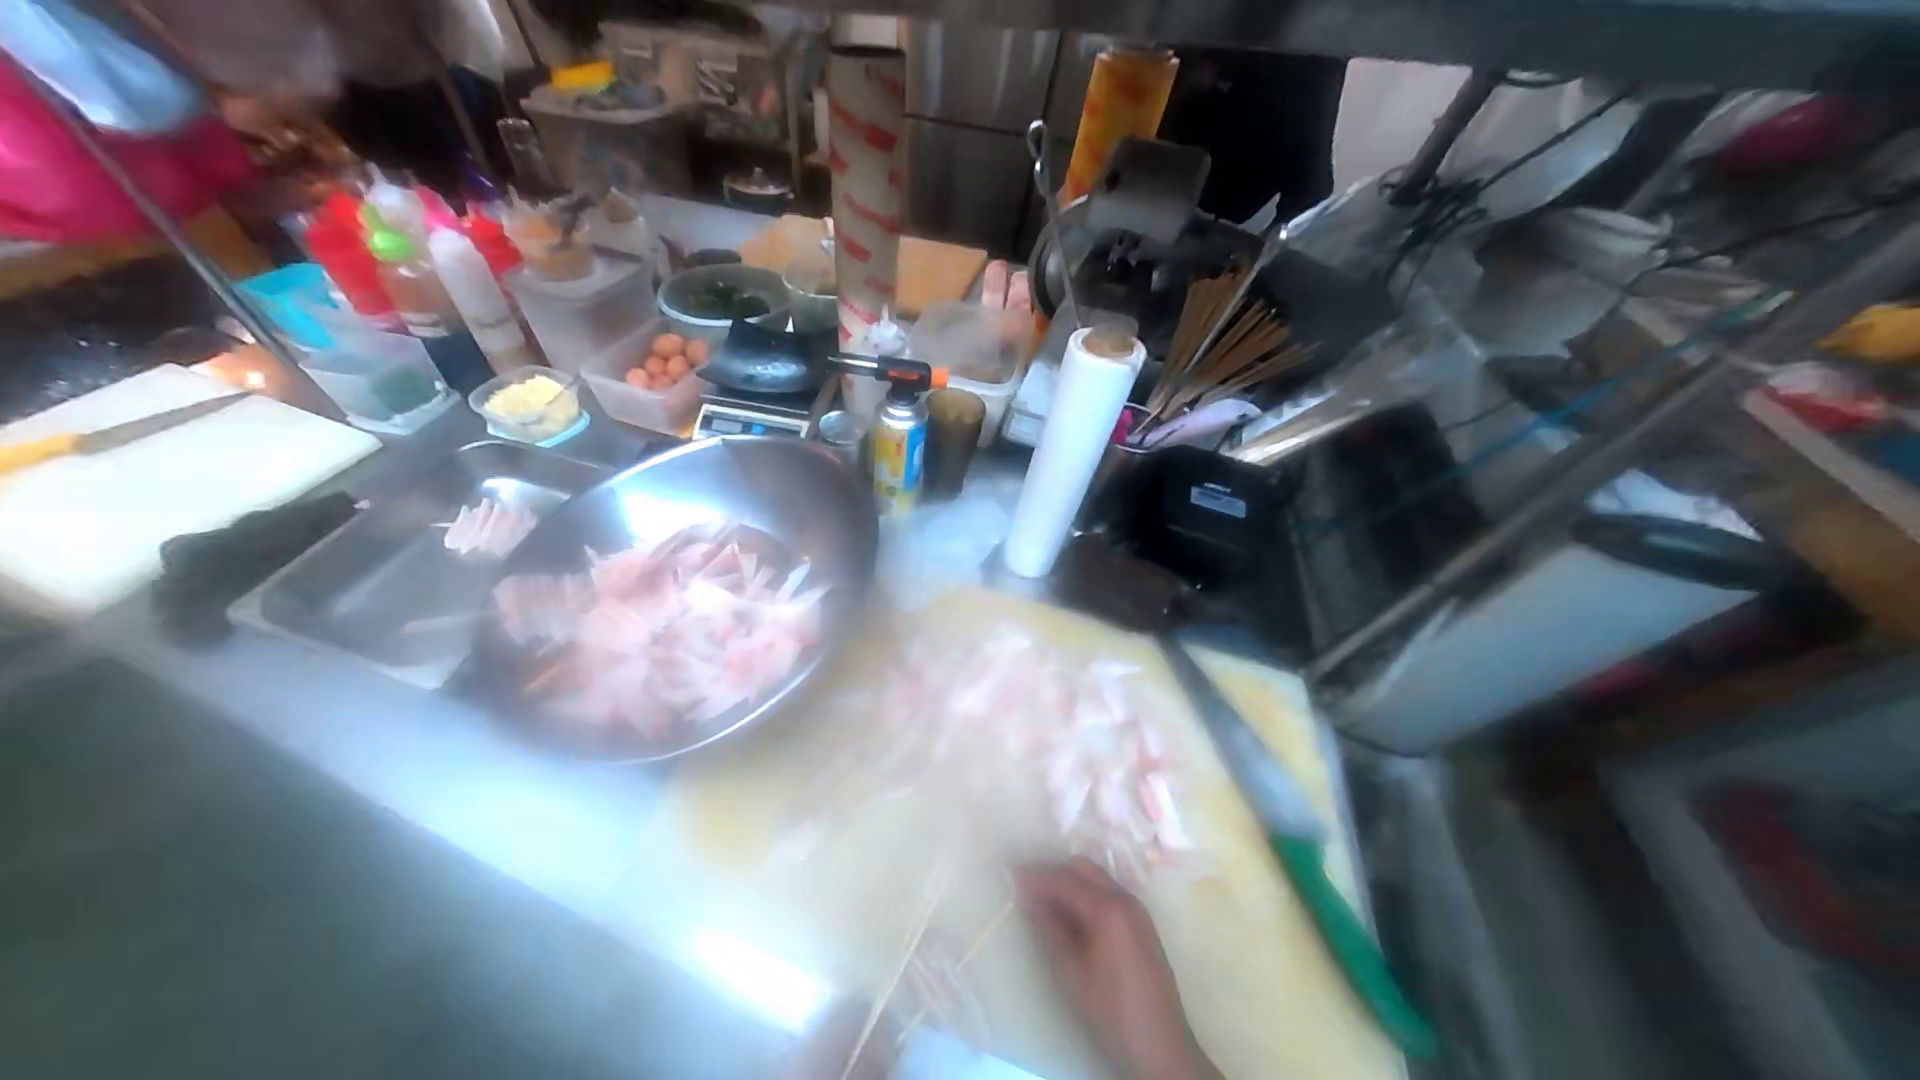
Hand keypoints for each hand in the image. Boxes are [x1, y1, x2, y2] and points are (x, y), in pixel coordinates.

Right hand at [1017, 860, 1223, 1079]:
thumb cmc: (1112, 1012)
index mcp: (1108, 907)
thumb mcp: (1070, 972)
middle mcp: (1125, 898)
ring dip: (1069, 882)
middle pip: (1082, 868)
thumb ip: (1048, 928)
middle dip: (1053, 872)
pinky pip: (1108, 894)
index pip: (1063, 879)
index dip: (1034, 876)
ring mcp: (1137, 910)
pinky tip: (1069, 916)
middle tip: (1025, 887)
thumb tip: (1029, 898)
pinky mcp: (1141, 925)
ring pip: (1096, 879)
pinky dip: (1085, 894)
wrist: (1162, 1049)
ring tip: (1042, 901)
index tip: (1008, 874)